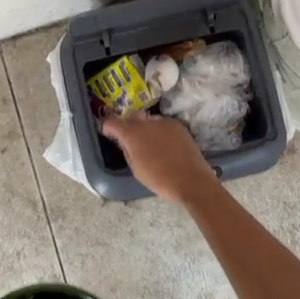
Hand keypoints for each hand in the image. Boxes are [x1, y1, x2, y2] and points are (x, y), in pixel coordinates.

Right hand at [101, 114, 218, 203]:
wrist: (192, 180)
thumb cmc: (160, 179)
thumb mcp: (136, 169)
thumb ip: (127, 150)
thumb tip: (124, 141)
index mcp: (132, 134)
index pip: (112, 122)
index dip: (108, 127)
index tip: (108, 133)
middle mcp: (146, 122)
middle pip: (131, 118)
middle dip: (127, 125)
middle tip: (128, 139)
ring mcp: (164, 121)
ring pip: (148, 120)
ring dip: (144, 128)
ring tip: (149, 144)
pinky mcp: (178, 125)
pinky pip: (162, 125)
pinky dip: (158, 131)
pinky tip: (163, 145)